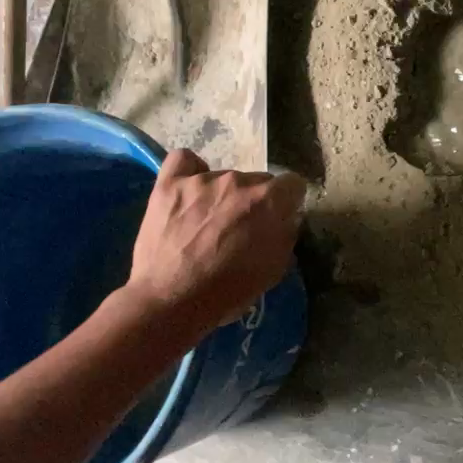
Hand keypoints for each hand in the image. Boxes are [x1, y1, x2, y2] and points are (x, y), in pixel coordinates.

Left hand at [127, 148, 306, 333]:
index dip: (288, 203)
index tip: (278, 219)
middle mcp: (238, 181)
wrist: (171, 302)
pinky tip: (189, 190)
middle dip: (254, 201)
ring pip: (223, 176)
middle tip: (240, 228)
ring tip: (205, 223)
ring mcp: (201, 180)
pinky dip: (190, 171)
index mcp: (269, 200)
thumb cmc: (228, 291)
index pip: (292, 184)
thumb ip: (286, 234)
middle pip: (257, 180)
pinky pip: (184, 160)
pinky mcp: (169, 184)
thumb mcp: (275, 269)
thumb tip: (286, 218)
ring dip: (222, 195)